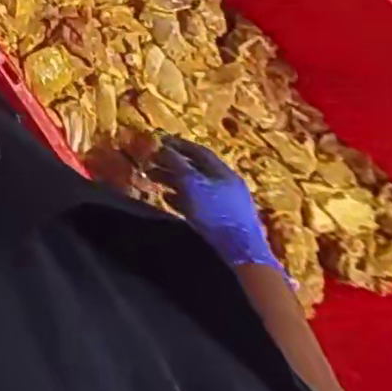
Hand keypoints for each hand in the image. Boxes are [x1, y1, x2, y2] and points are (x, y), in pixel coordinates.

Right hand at [152, 137, 285, 276]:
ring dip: (172, 179)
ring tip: (152, 177)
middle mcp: (226, 184)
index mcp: (223, 173)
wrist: (240, 250)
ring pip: (194, 185)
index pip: (200, 152)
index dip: (179, 144)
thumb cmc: (216, 212)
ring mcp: (224, 202)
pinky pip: (196, 202)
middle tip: (151, 160)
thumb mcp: (193, 184)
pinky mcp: (220, 218)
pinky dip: (180, 197)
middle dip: (172, 163)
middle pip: (195, 168)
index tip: (160, 140)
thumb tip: (164, 148)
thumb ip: (177, 165)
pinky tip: (166, 198)